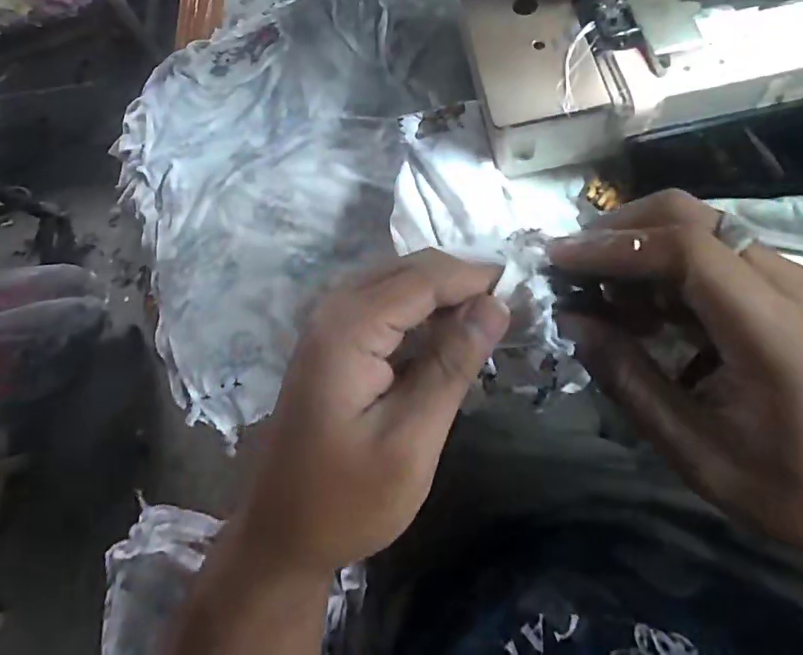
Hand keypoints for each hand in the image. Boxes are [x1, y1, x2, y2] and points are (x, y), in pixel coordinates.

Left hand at [233, 249, 509, 575]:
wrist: (280, 533)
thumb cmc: (346, 499)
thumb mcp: (411, 441)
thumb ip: (451, 366)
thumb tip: (494, 304)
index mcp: (348, 328)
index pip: (423, 278)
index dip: (474, 276)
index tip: (523, 286)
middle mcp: (334, 308)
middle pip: (410, 269)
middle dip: (462, 278)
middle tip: (512, 304)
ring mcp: (329, 321)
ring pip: (399, 280)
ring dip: (444, 291)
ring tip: (490, 316)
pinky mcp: (334, 338)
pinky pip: (386, 302)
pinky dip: (423, 308)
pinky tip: (450, 332)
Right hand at [550, 190, 802, 588]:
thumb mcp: (705, 457)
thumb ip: (631, 381)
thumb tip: (574, 322)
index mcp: (776, 329)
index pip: (685, 247)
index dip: (613, 245)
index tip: (558, 260)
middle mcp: (790, 284)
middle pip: (691, 214)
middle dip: (621, 228)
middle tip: (573, 266)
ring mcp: (798, 281)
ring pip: (702, 226)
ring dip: (643, 246)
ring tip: (602, 293)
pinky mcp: (796, 291)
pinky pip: (721, 254)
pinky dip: (671, 267)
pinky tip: (650, 311)